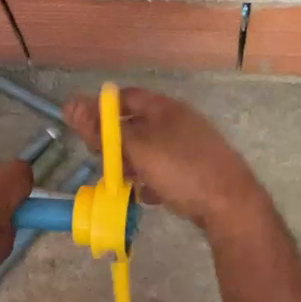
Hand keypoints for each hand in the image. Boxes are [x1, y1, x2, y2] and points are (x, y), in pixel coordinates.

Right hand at [63, 87, 268, 233]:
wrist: (230, 204)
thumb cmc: (180, 169)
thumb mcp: (136, 146)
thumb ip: (104, 128)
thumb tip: (70, 102)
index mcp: (164, 108)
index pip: (124, 97)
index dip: (102, 111)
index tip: (87, 133)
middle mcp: (178, 122)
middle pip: (136, 125)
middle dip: (116, 144)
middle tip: (104, 163)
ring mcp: (189, 148)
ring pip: (149, 152)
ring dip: (132, 166)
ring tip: (125, 183)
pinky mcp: (196, 173)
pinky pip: (165, 172)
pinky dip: (153, 182)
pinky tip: (148, 196)